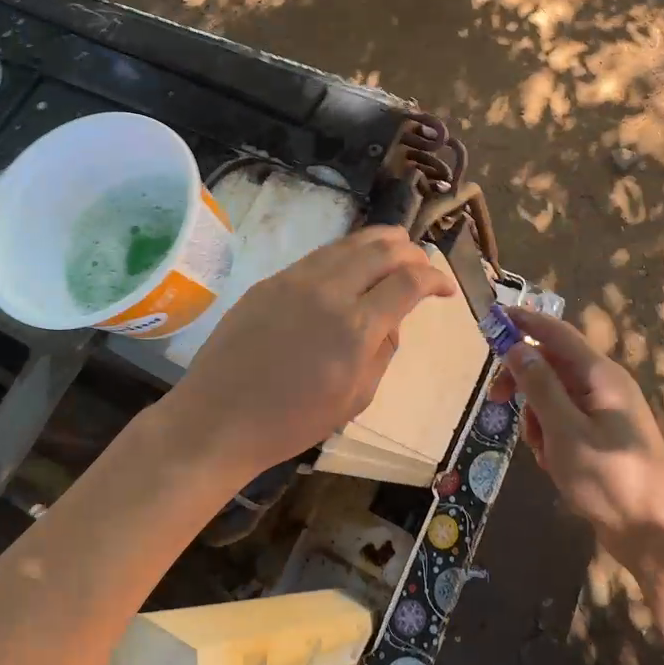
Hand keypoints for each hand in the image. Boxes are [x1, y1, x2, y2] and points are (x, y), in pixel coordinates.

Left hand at [164, 226, 455, 474]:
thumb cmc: (291, 422)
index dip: (435, 278)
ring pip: (349, 243)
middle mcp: (329, 291)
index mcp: (356, 327)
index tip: (445, 289)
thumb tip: (390, 322)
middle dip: (412, 251)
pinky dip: (346, 253)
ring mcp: (296, 280)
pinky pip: (319, 255)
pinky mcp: (271, 281)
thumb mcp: (355, 398)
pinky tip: (351, 265)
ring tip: (395, 248)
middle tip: (422, 263)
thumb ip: (382, 352)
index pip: (409, 281)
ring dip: (380, 242)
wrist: (218, 420)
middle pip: (383, 249)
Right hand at [487, 307, 663, 571]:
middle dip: (524, 383)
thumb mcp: (564, 431)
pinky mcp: (605, 437)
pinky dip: (552, 436)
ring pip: (556, 397)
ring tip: (542, 452)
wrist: (652, 534)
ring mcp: (608, 412)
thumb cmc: (608, 480)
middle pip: (552, 365)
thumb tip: (516, 347)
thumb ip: (539, 386)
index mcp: (602, 375)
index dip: (524, 322)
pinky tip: (554, 466)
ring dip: (537, 418)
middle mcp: (606, 385)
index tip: (492, 318)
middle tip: (494, 402)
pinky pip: (567, 421)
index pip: (557, 333)